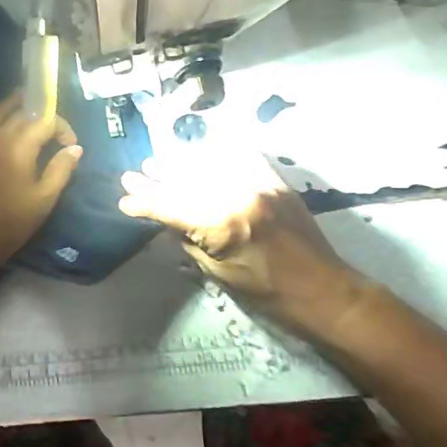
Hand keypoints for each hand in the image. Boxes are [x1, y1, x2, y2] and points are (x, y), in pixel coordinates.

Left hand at [0, 95, 81, 268]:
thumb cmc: (10, 223)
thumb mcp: (43, 199)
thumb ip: (60, 170)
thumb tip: (74, 147)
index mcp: (19, 146)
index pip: (44, 120)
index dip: (61, 127)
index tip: (70, 146)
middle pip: (18, 113)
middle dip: (38, 113)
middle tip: (51, 122)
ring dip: (6, 106)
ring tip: (18, 96)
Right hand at [117, 152, 359, 329]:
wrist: (321, 289)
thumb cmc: (264, 291)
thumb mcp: (214, 270)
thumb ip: (187, 237)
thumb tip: (164, 217)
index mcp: (221, 224)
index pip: (170, 206)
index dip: (144, 203)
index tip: (125, 201)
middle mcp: (238, 195)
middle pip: (184, 181)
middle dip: (156, 180)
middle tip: (133, 176)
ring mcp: (258, 183)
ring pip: (207, 164)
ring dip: (179, 165)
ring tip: (157, 164)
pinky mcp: (274, 180)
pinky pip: (240, 156)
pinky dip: (217, 154)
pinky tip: (199, 155)